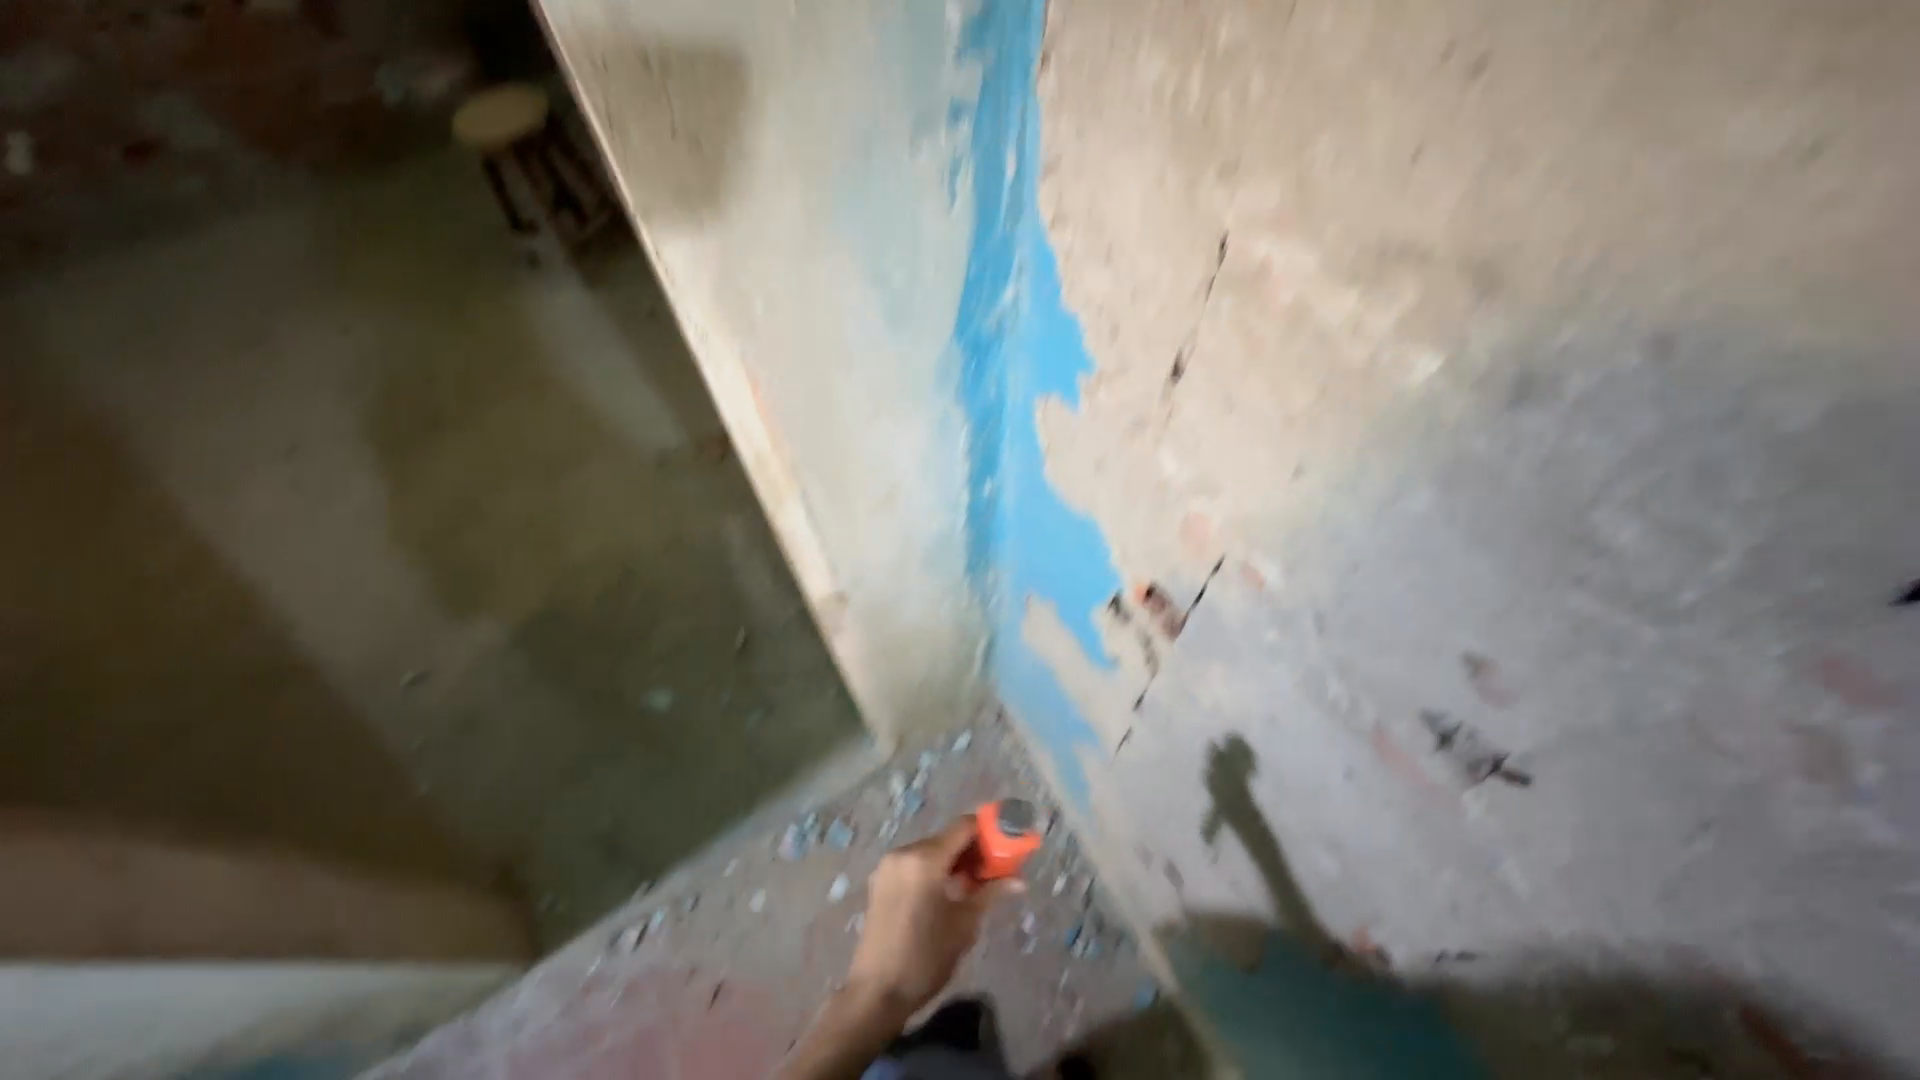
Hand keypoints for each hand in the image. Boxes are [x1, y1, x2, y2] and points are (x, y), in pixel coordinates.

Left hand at [847, 816, 1025, 1014]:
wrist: (877, 991)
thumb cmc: (926, 957)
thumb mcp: (964, 925)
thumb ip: (990, 893)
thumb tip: (1018, 881)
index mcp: (924, 858)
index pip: (963, 826)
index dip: (988, 831)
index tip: (1006, 846)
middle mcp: (903, 853)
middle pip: (946, 838)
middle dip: (972, 851)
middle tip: (994, 872)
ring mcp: (888, 866)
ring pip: (930, 851)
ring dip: (953, 861)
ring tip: (973, 886)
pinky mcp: (880, 881)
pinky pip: (914, 865)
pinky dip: (933, 870)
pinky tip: (947, 893)